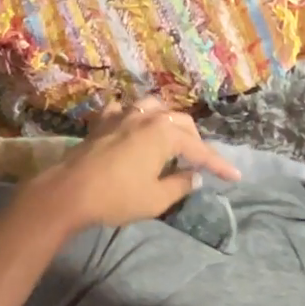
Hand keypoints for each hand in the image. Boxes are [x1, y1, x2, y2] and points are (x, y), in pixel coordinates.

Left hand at [20, 98, 240, 229]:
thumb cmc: (117, 197)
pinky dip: (133, 116)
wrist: (70, 191)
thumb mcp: (156, 198)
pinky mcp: (101, 121)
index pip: (199, 149)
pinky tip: (132, 125)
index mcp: (165, 134)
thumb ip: (180, 185)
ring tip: (170, 138)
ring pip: (153, 107)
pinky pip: (123, 110)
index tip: (234, 177)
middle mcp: (146, 117)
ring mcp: (122, 115)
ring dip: (167, 121)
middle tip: (200, 161)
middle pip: (179, 122)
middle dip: (193, 140)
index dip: (218, 165)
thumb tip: (194, 175)